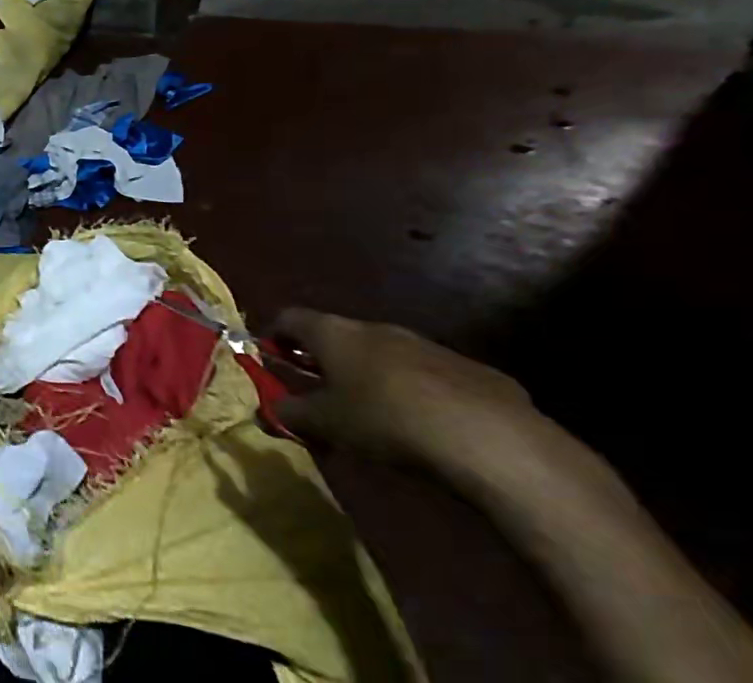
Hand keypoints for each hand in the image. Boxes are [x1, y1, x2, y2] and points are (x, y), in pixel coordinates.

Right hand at [266, 308, 539, 472]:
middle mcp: (374, 327)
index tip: (268, 358)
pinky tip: (415, 423)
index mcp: (335, 333)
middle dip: (319, 360)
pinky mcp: (461, 367)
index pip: (290, 318)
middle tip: (313, 392)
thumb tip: (268, 409)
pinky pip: (418, 373)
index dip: (273, 335)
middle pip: (335, 335)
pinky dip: (404, 389)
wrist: (484, 435)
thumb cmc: (383, 419)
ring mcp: (421, 343)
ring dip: (363, 374)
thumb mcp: (326, 423)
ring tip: (363, 412)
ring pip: (378, 353)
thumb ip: (291, 414)